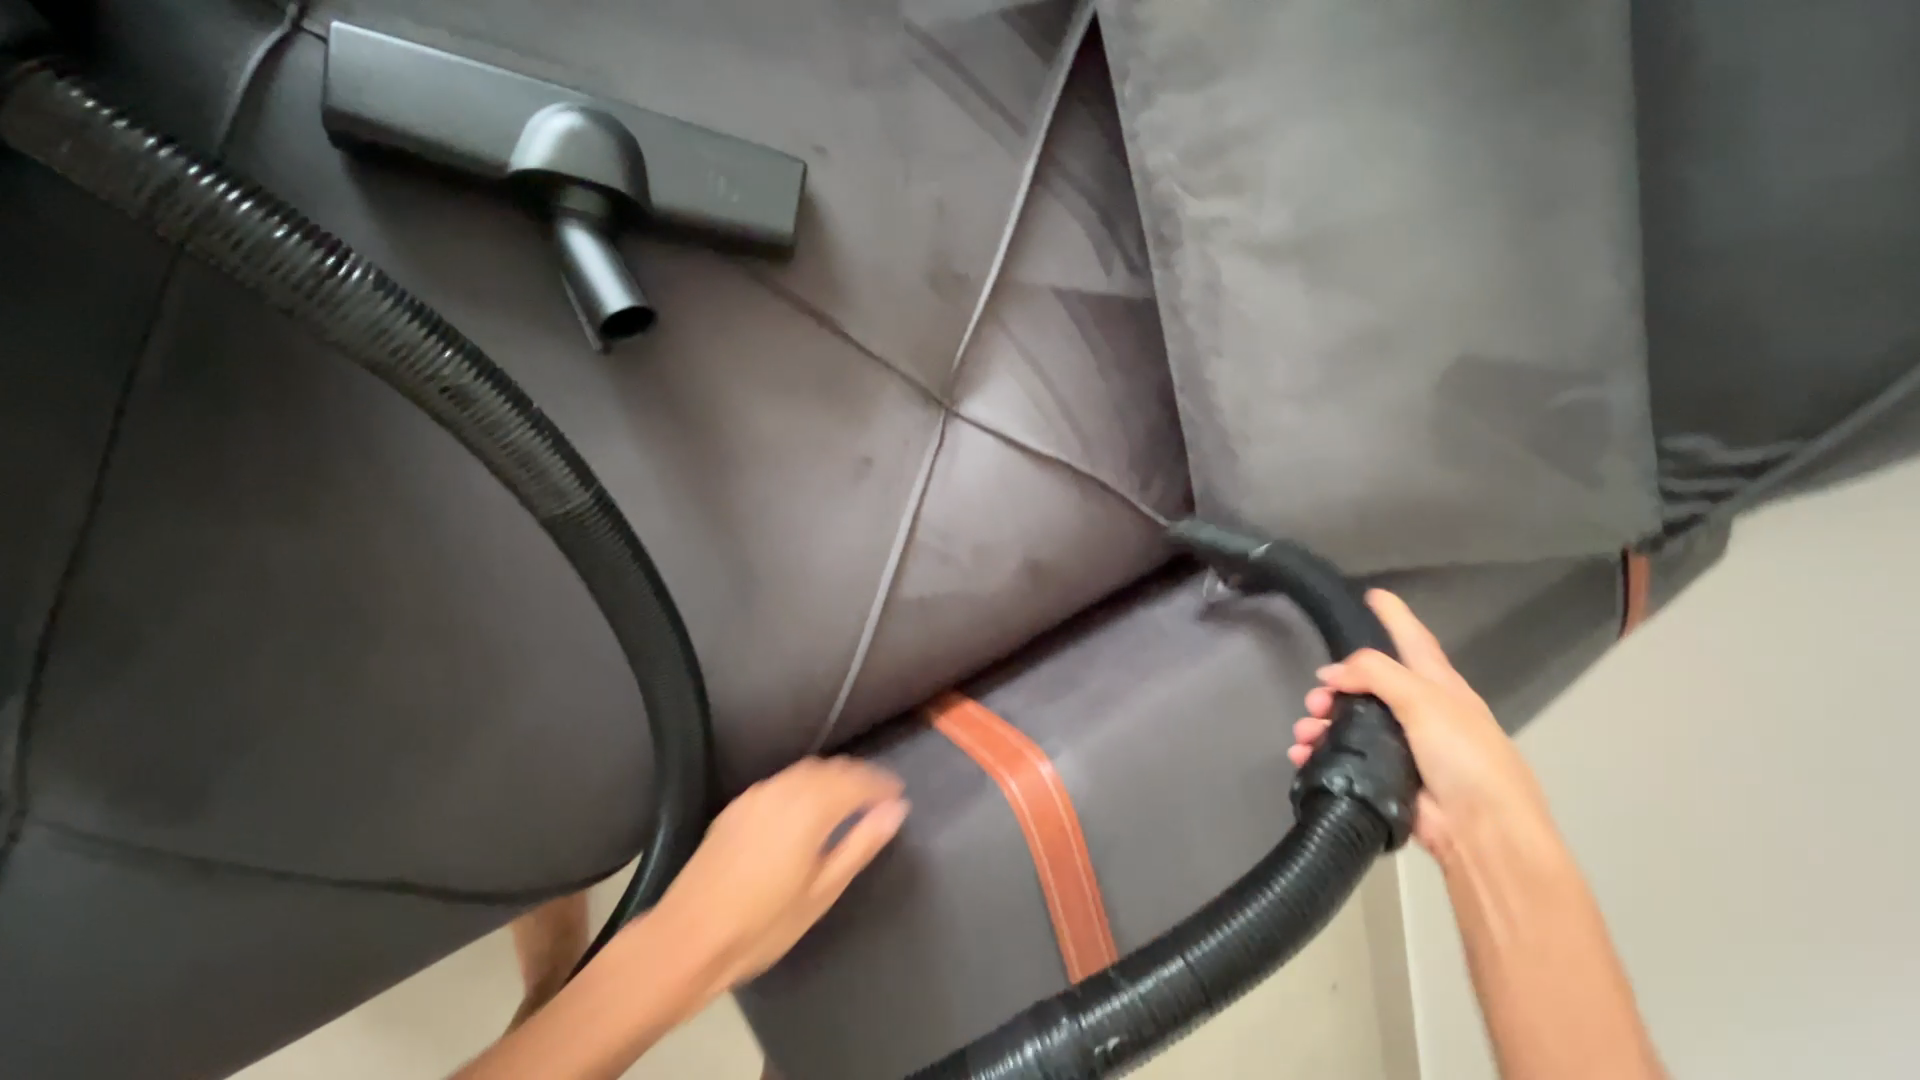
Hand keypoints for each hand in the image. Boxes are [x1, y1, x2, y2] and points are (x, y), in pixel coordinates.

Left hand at [647, 756, 908, 995]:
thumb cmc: (764, 924)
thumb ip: (861, 844)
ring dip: (831, 779)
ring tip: (849, 803)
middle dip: (858, 778)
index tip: (899, 795)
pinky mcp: (735, 808)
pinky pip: (781, 783)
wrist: (688, 939)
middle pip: (830, 769)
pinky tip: (807, 811)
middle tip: (879, 798)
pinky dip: (804, 787)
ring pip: (803, 772)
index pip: (856, 780)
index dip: (881, 784)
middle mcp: (782, 789)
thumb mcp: (823, 891)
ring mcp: (754, 796)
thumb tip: (895, 810)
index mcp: (809, 807)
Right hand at [1289, 589, 1551, 863]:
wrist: (1481, 830)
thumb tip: (1330, 674)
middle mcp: (1421, 712)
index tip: (1374, 594)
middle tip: (1315, 698)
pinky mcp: (1385, 778)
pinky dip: (1318, 753)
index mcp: (1440, 687)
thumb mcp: (1425, 700)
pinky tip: (1302, 755)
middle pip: (1368, 685)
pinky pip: (1343, 757)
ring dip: (1321, 723)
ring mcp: (1403, 747)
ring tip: (1305, 732)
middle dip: (1336, 685)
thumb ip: (1375, 674)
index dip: (1395, 617)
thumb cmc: (1465, 756)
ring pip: (1349, 722)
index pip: (1414, 641)